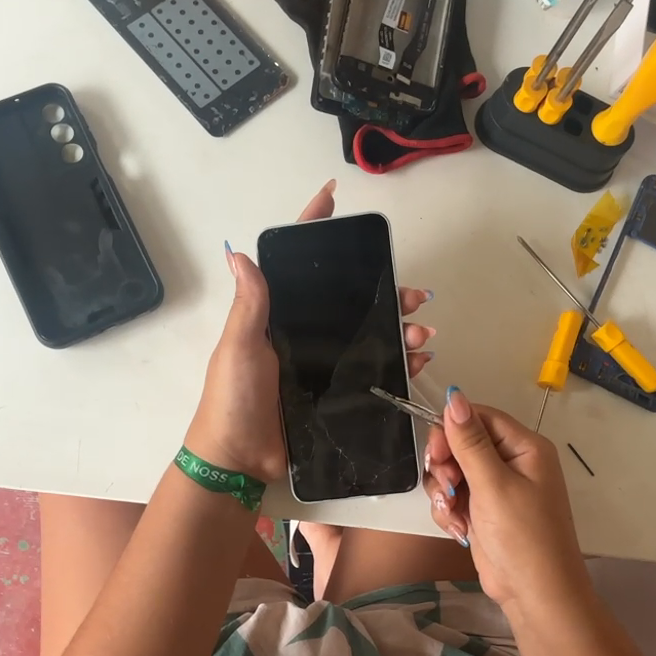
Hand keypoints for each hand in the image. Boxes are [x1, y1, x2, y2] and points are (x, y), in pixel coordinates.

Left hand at [186, 180, 437, 484]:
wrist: (239, 458)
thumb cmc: (234, 399)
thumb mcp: (238, 347)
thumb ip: (249, 305)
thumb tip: (240, 252)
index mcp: (276, 317)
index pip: (297, 266)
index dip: (312, 229)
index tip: (333, 197)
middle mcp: (302, 334)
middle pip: (348, 299)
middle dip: (384, 290)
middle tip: (413, 293)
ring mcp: (320, 364)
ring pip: (368, 332)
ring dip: (399, 325)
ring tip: (421, 330)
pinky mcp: (335, 393)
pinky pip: (373, 369)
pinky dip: (398, 360)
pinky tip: (418, 357)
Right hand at [423, 388, 589, 605]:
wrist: (534, 594)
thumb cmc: (522, 536)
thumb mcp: (493, 485)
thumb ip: (469, 441)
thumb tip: (454, 396)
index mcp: (525, 447)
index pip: (480, 417)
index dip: (452, 430)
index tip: (436, 453)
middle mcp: (512, 462)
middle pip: (462, 443)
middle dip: (446, 466)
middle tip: (448, 488)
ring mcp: (496, 488)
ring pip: (453, 471)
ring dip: (444, 492)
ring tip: (453, 515)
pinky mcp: (483, 511)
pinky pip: (454, 496)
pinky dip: (449, 510)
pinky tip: (457, 528)